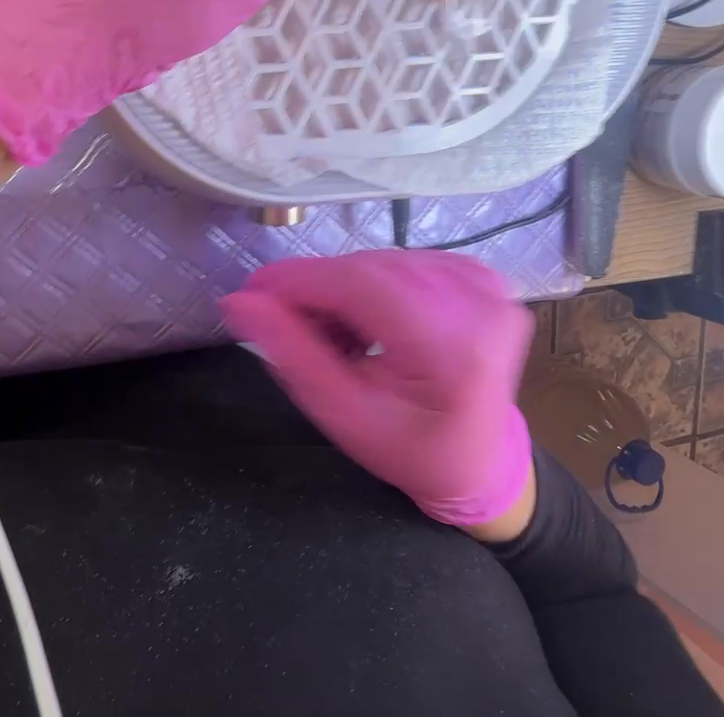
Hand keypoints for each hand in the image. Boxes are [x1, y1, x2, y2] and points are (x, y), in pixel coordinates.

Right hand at [219, 250, 535, 527]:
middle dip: (318, 290)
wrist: (478, 460)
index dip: (299, 280)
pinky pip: (401, 264)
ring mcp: (484, 285)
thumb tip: (239, 301)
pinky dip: (370, 286)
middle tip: (283, 321)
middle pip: (369, 269)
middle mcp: (478, 302)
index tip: (252, 291)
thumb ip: (291, 354)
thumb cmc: (411, 450)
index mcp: (454, 346)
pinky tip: (364, 320)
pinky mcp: (479, 277)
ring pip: (380, 263)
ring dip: (342, 289)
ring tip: (329, 332)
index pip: (361, 284)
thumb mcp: (343, 414)